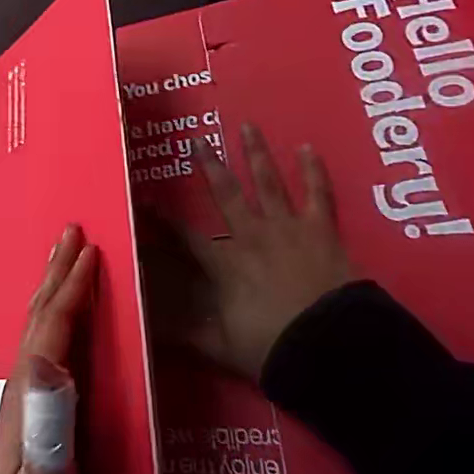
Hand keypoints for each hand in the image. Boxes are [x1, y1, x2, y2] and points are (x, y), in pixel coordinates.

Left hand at [0, 224, 97, 473]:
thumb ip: (48, 430)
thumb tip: (48, 362)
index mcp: (26, 397)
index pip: (50, 329)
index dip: (71, 289)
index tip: (91, 251)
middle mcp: (21, 386)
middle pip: (39, 317)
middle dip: (56, 272)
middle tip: (72, 230)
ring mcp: (25, 395)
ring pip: (39, 326)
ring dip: (54, 284)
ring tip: (66, 253)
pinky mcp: (35, 406)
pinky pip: (48, 341)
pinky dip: (57, 311)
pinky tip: (65, 308)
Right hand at [162, 123, 351, 379]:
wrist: (328, 343)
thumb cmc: (273, 347)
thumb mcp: (223, 347)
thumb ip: (188, 336)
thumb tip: (151, 332)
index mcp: (228, 264)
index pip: (187, 237)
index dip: (163, 219)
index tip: (144, 200)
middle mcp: (253, 235)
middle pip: (227, 194)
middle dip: (209, 166)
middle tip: (196, 141)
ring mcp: (288, 226)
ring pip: (268, 182)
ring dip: (256, 153)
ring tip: (247, 126)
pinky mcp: (320, 227)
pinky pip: (317, 192)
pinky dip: (313, 170)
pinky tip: (307, 148)